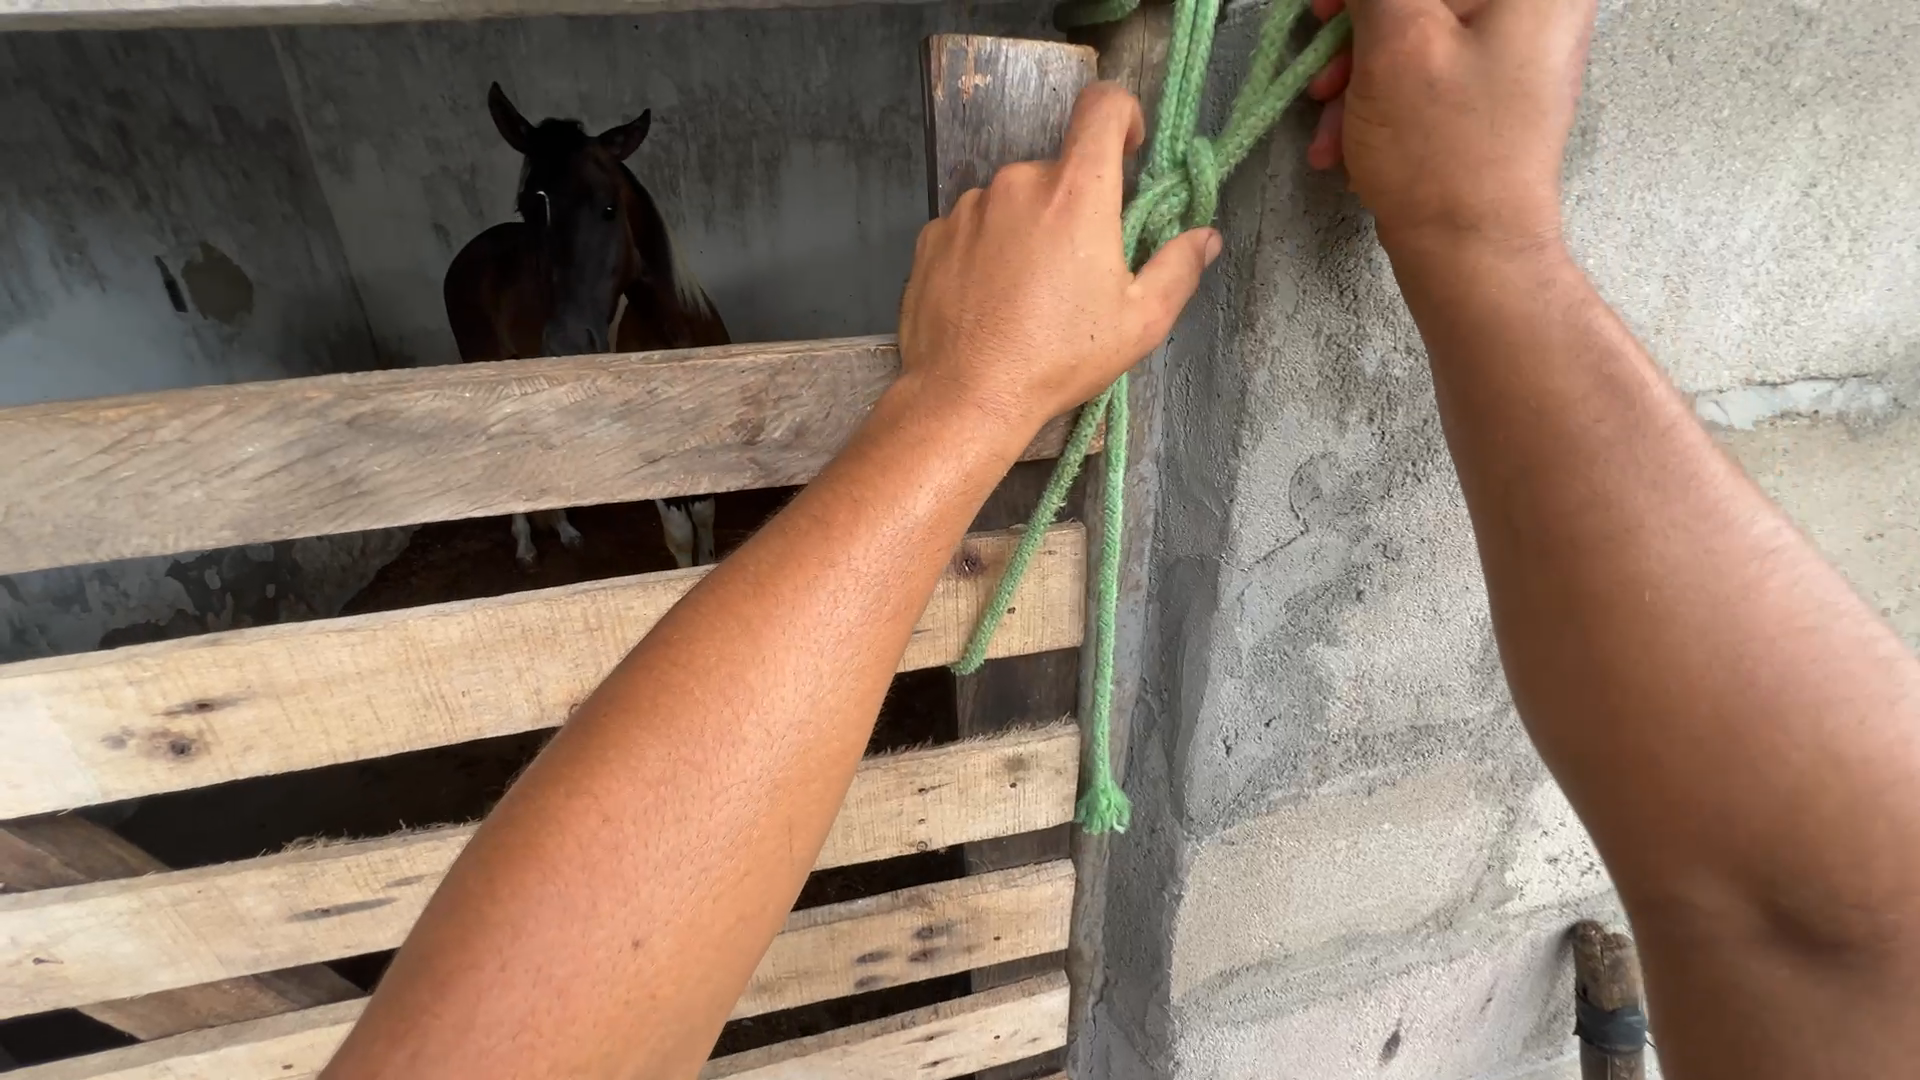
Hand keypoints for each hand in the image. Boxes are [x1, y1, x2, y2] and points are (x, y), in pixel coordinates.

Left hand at [897, 82, 1221, 437]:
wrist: (966, 396)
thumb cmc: (1057, 360)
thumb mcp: (1138, 324)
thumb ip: (1178, 269)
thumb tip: (1205, 238)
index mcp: (1075, 192)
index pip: (1103, 107)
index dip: (1122, 117)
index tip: (1125, 153)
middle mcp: (1016, 184)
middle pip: (1055, 174)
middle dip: (1070, 209)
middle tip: (1072, 271)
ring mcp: (967, 210)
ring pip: (1009, 204)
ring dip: (1023, 232)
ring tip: (1023, 296)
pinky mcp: (931, 239)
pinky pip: (970, 230)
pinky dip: (984, 253)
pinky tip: (987, 301)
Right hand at [1304, 0, 1597, 254]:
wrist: (1470, 248)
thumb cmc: (1440, 147)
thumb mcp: (1396, 48)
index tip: (1323, 12)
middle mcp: (1535, 7)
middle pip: (1424, 5)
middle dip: (1357, 44)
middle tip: (1321, 84)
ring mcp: (1513, 58)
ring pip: (1416, 45)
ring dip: (1357, 87)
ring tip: (1330, 135)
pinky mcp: (1489, 102)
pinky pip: (1424, 83)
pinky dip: (1379, 109)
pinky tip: (1350, 147)